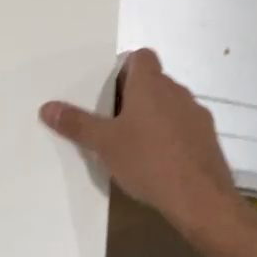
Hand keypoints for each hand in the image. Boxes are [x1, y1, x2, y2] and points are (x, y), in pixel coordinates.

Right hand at [40, 48, 238, 235]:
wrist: (202, 200)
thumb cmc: (148, 161)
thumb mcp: (104, 144)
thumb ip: (76, 124)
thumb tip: (47, 107)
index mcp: (150, 83)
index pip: (141, 56)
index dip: (125, 67)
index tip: (111, 90)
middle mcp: (176, 91)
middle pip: (154, 81)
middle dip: (136, 96)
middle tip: (114, 120)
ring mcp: (197, 115)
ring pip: (171, 105)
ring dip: (156, 116)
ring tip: (137, 144)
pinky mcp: (209, 140)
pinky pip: (186, 128)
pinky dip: (173, 137)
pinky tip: (161, 162)